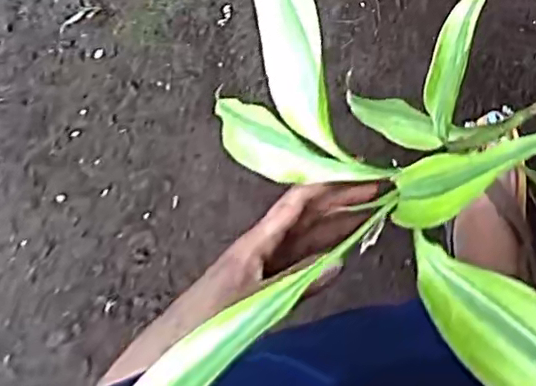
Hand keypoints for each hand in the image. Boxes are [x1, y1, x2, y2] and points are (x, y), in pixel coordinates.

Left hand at [97, 182, 380, 385]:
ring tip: (372, 214)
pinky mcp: (258, 285)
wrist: (154, 362)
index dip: (335, 181)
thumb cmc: (199, 325)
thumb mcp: (253, 300)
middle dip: (345, 198)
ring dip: (339, 223)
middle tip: (381, 189)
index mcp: (256, 240)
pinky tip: (342, 252)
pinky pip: (300, 259)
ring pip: (307, 236)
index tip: (366, 172)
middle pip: (309, 213)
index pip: (302, 199)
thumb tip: (339, 262)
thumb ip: (297, 281)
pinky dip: (324, 251)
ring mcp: (259, 265)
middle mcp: (260, 245)